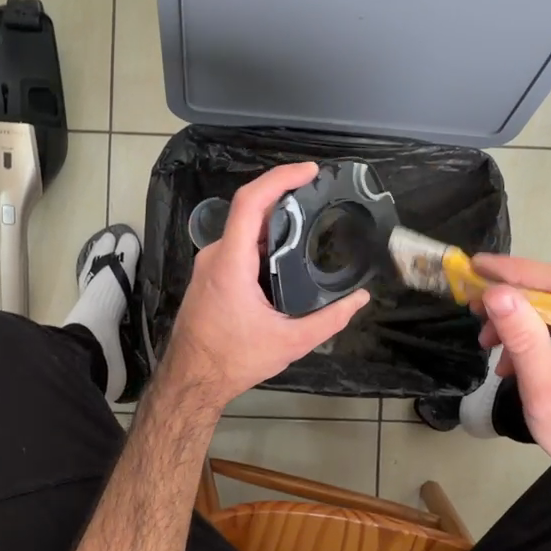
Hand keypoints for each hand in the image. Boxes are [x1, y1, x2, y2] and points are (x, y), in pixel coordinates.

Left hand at [159, 163, 370, 408]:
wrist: (191, 379)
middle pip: (250, 212)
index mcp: (231, 264)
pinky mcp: (209, 276)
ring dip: (274, 224)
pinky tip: (286, 254)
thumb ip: (329, 319)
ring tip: (310, 225)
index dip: (279, 178)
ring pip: (244, 231)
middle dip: (285, 199)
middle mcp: (216, 256)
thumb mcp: (290, 343)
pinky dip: (262, 242)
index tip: (309, 171)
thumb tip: (359, 300)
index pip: (250, 202)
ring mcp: (209, 265)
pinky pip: (238, 246)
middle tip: (320, 198)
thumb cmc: (233, 361)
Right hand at [473, 256, 550, 497]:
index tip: (477, 267)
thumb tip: (497, 293)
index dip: (520, 275)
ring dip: (527, 310)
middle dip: (519, 293)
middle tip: (476, 307)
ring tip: (492, 339)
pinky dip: (545, 320)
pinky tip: (518, 347)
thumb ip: (525, 342)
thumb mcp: (547, 398)